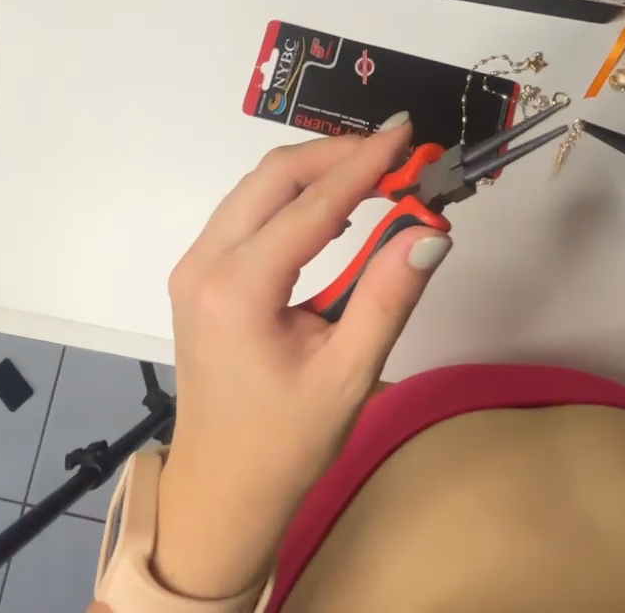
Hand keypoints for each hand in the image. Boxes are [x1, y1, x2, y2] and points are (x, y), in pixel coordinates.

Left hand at [155, 115, 450, 598]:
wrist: (220, 490)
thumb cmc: (286, 443)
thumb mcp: (349, 374)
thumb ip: (388, 295)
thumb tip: (430, 229)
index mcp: (238, 289)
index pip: (312, 205)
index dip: (364, 164)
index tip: (406, 135)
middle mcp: (204, 263)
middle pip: (273, 177)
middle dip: (336, 155)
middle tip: (394, 151)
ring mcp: (194, 265)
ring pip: (257, 187)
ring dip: (314, 171)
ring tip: (374, 173)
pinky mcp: (199, 273)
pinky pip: (247, 211)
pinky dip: (292, 196)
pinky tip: (334, 208)